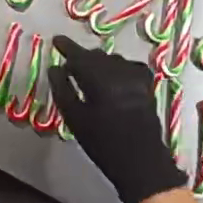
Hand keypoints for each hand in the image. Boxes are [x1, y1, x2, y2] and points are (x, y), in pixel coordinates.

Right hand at [47, 35, 184, 202]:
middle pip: (98, 56)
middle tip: (67, 59)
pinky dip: (117, 67)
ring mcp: (137, 79)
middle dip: (82, 56)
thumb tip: (55, 69)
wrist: (140, 162)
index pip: (80, 57)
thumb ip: (63, 90)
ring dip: (98, 61)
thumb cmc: (103, 144)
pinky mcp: (146, 87)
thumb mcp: (75, 120)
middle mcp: (121, 74)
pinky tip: (111, 75)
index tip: (56, 40)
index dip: (67, 48)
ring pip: (113, 60)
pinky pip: (128, 67)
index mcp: (101, 81)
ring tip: (85, 68)